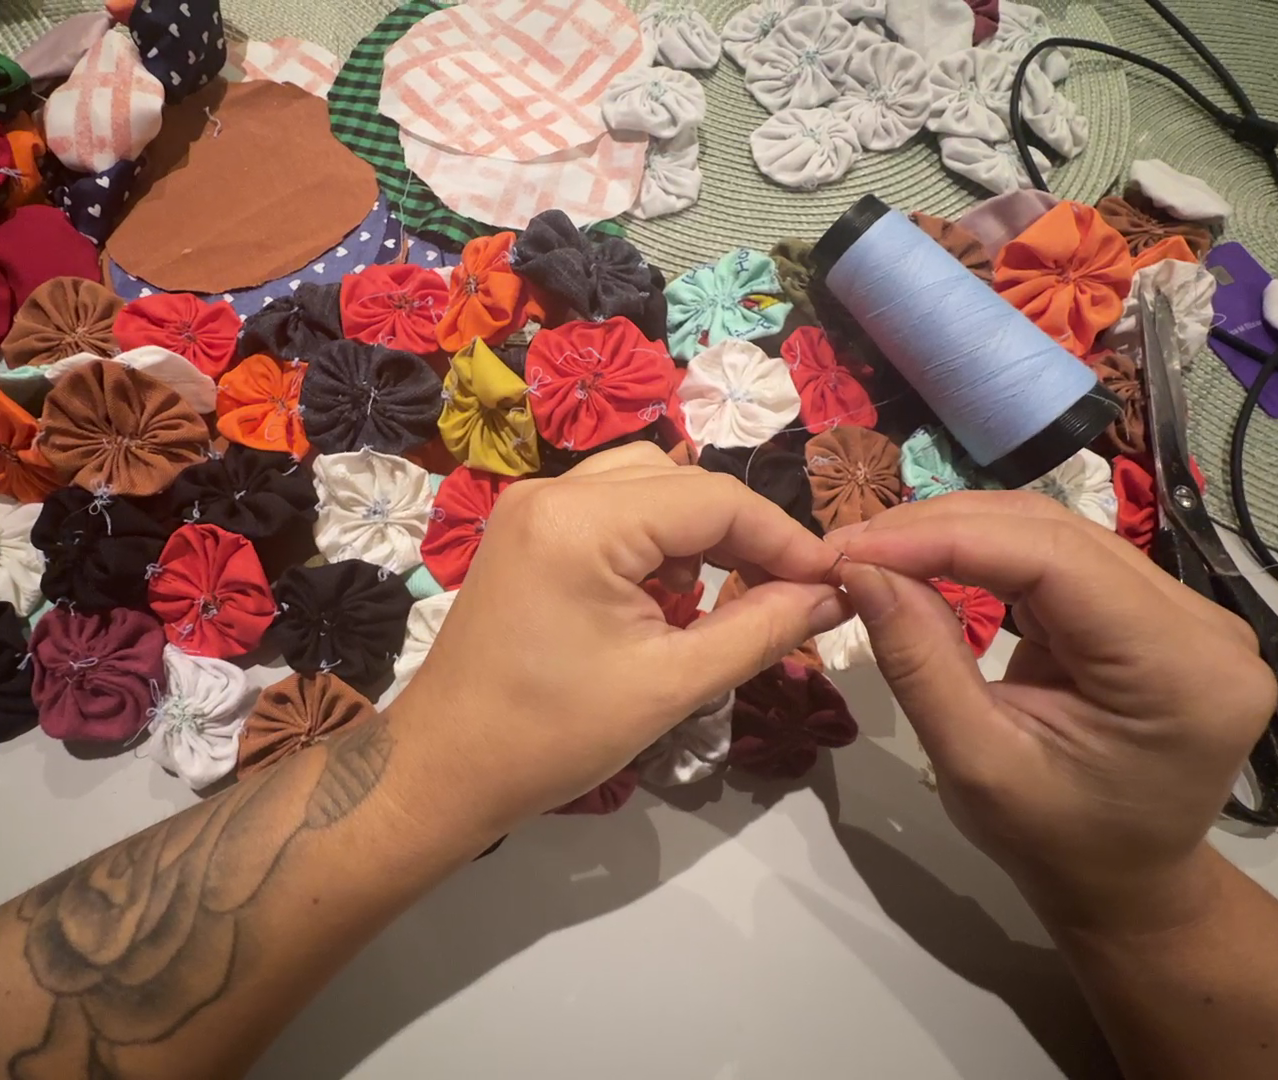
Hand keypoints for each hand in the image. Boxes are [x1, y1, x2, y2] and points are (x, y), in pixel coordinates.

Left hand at [389, 443, 850, 837]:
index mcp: (582, 522)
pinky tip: (659, 592)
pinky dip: (651, 538)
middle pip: (681, 482)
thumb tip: (830, 595)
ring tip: (711, 599)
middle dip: (740, 534)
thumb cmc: (551, 736)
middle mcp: (552, 491)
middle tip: (781, 593)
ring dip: (695, 533)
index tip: (830, 581)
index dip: (782, 537)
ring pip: (646, 486)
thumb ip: (759, 630)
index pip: (713, 499)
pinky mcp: (526, 529)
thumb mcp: (669, 685)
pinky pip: (610, 507)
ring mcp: (532, 505)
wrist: (446, 767)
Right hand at [828, 492, 1275, 933]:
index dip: (943, 540)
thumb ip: (918, 659)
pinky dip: (974, 550)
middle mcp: (1197, 622)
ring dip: (951, 531)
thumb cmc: (1052, 841)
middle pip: (1051, 532)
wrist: (1119, 881)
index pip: (1052, 561)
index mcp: (1178, 670)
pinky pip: (1048, 555)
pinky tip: (922, 557)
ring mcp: (1177, 609)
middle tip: (848, 545)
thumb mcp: (972, 760)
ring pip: (1046, 531)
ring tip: (873, 548)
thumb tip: (858, 569)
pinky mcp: (1142, 608)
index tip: (852, 549)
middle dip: (937, 528)